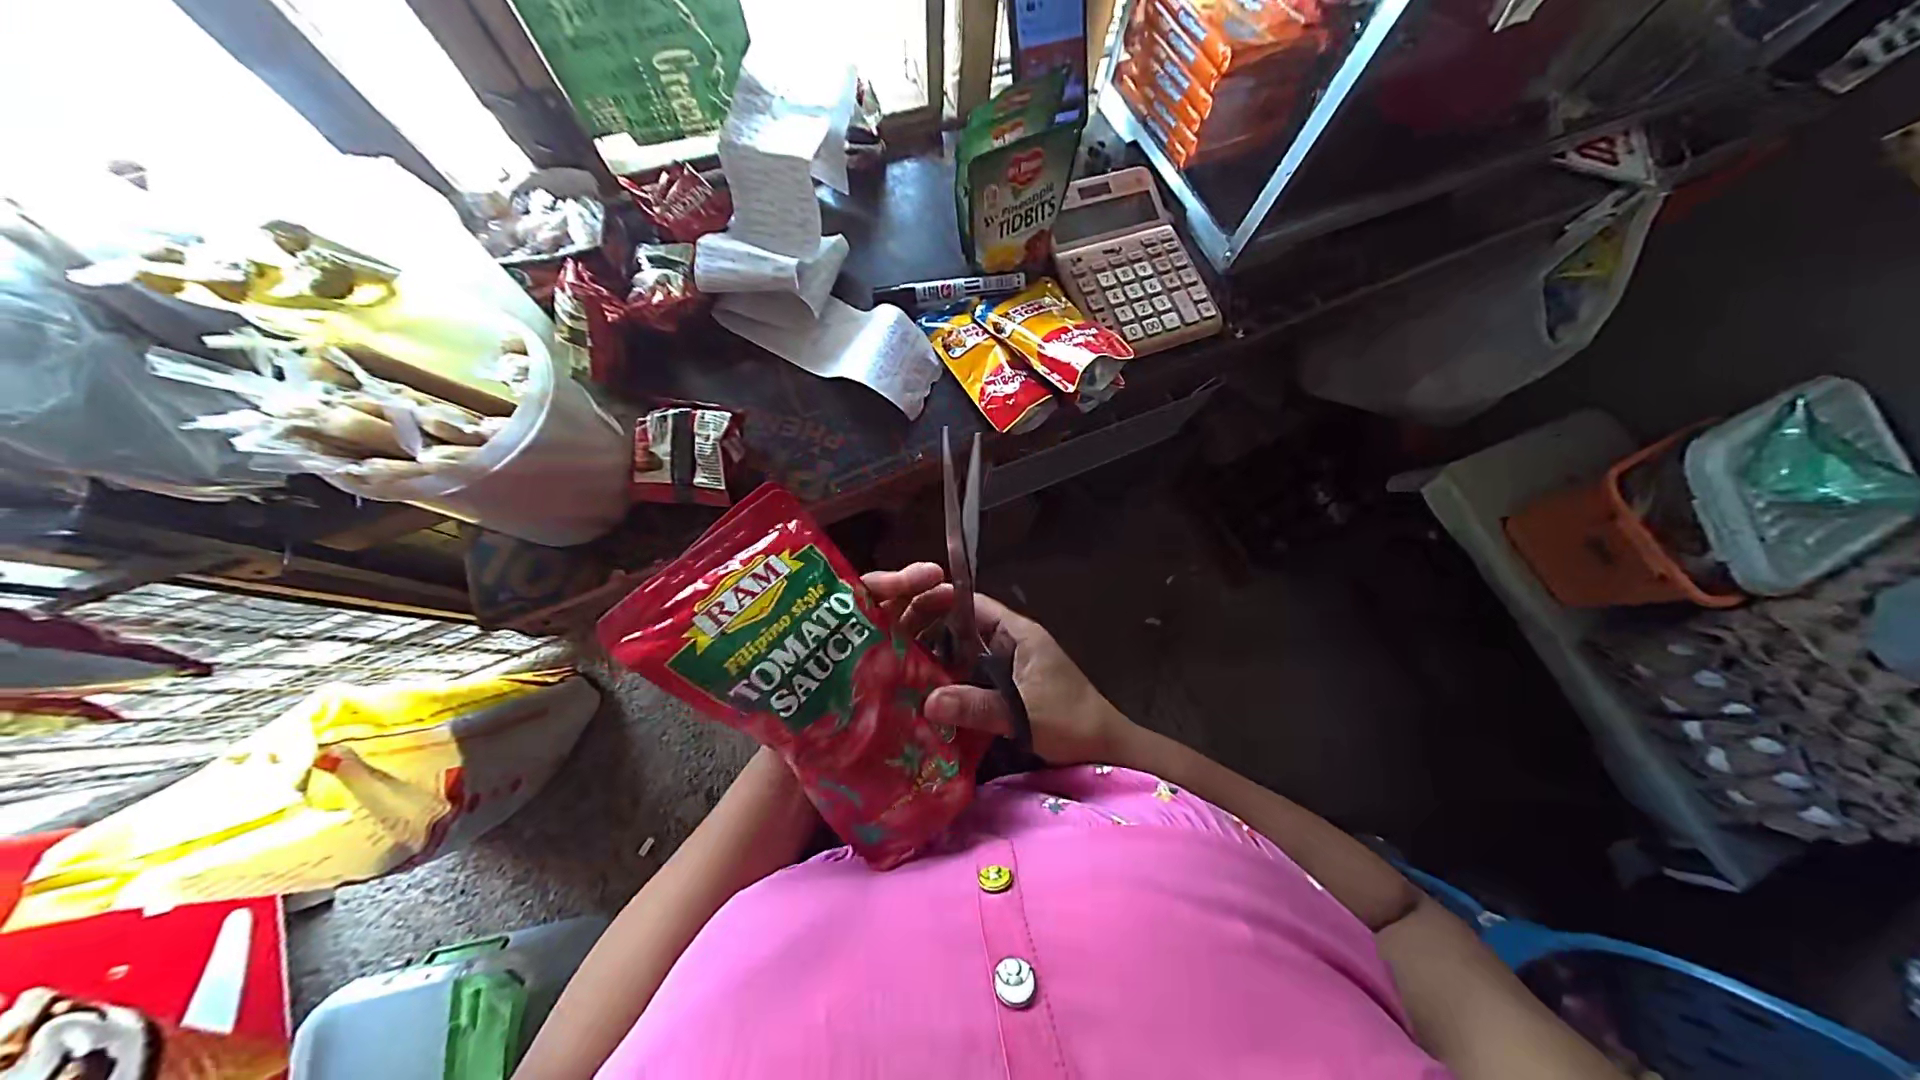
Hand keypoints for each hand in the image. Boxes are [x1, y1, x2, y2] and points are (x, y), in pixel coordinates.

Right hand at [862, 564, 1131, 766]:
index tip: (904, 613)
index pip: (972, 605)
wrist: (1105, 749)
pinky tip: (925, 697)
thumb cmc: (1072, 721)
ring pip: (964, 656)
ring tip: (899, 672)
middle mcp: (1009, 644)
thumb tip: (928, 701)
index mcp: (1018, 634)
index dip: (939, 604)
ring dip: (938, 664)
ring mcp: (1007, 667)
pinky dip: (951, 685)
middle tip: (892, 648)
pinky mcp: (1005, 690)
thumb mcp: (1023, 712)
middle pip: (962, 629)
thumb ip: (978, 705)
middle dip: (930, 636)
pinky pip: (971, 679)